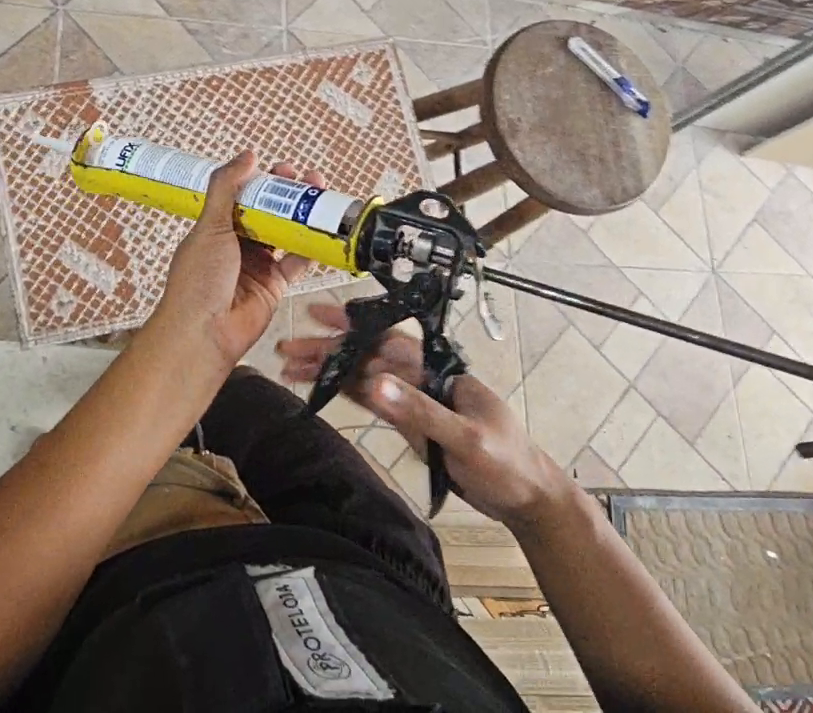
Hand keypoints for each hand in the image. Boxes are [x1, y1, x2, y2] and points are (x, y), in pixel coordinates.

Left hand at [136, 153, 317, 372]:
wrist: (205, 331)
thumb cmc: (199, 279)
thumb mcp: (210, 226)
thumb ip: (226, 188)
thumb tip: (246, 157)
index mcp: (215, 228)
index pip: (242, 196)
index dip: (262, 181)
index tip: (281, 168)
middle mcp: (236, 244)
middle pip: (267, 213)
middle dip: (287, 195)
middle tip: (307, 179)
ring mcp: (256, 265)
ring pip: (284, 234)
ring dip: (302, 216)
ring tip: (321, 197)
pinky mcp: (273, 285)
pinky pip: (296, 262)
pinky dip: (311, 248)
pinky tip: (325, 231)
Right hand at [277, 303, 575, 528]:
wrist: (524, 496)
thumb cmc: (506, 462)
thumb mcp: (467, 437)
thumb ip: (421, 410)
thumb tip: (375, 383)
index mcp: (439, 370)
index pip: (387, 340)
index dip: (352, 327)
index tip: (318, 316)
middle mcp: (422, 378)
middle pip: (368, 356)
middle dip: (328, 348)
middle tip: (288, 346)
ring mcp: (413, 399)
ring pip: (362, 376)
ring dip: (329, 370)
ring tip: (290, 366)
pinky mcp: (408, 422)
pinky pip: (369, 400)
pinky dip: (343, 391)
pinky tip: (318, 386)